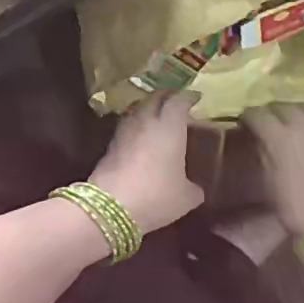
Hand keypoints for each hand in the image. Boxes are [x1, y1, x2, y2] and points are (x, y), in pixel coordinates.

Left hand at [87, 91, 204, 234]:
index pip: (178, 102)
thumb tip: (195, 188)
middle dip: (165, 95)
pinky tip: (137, 135)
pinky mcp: (108, 147)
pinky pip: (124, 128)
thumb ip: (193, 188)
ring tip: (154, 113)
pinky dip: (133, 125)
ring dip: (145, 107)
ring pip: (135, 110)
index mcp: (169, 128)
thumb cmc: (156, 197)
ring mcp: (123, 134)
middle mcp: (145, 123)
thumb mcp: (186, 197)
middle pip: (153, 99)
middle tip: (174, 98)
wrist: (111, 207)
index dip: (187, 97)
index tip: (195, 97)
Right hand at [243, 103, 303, 234]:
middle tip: (266, 122)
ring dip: (295, 111)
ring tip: (291, 121)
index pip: (257, 113)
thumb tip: (260, 139)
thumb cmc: (295, 208)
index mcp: (279, 137)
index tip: (245, 125)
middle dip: (270, 112)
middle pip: (282, 105)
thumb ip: (264, 152)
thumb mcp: (268, 179)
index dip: (248, 118)